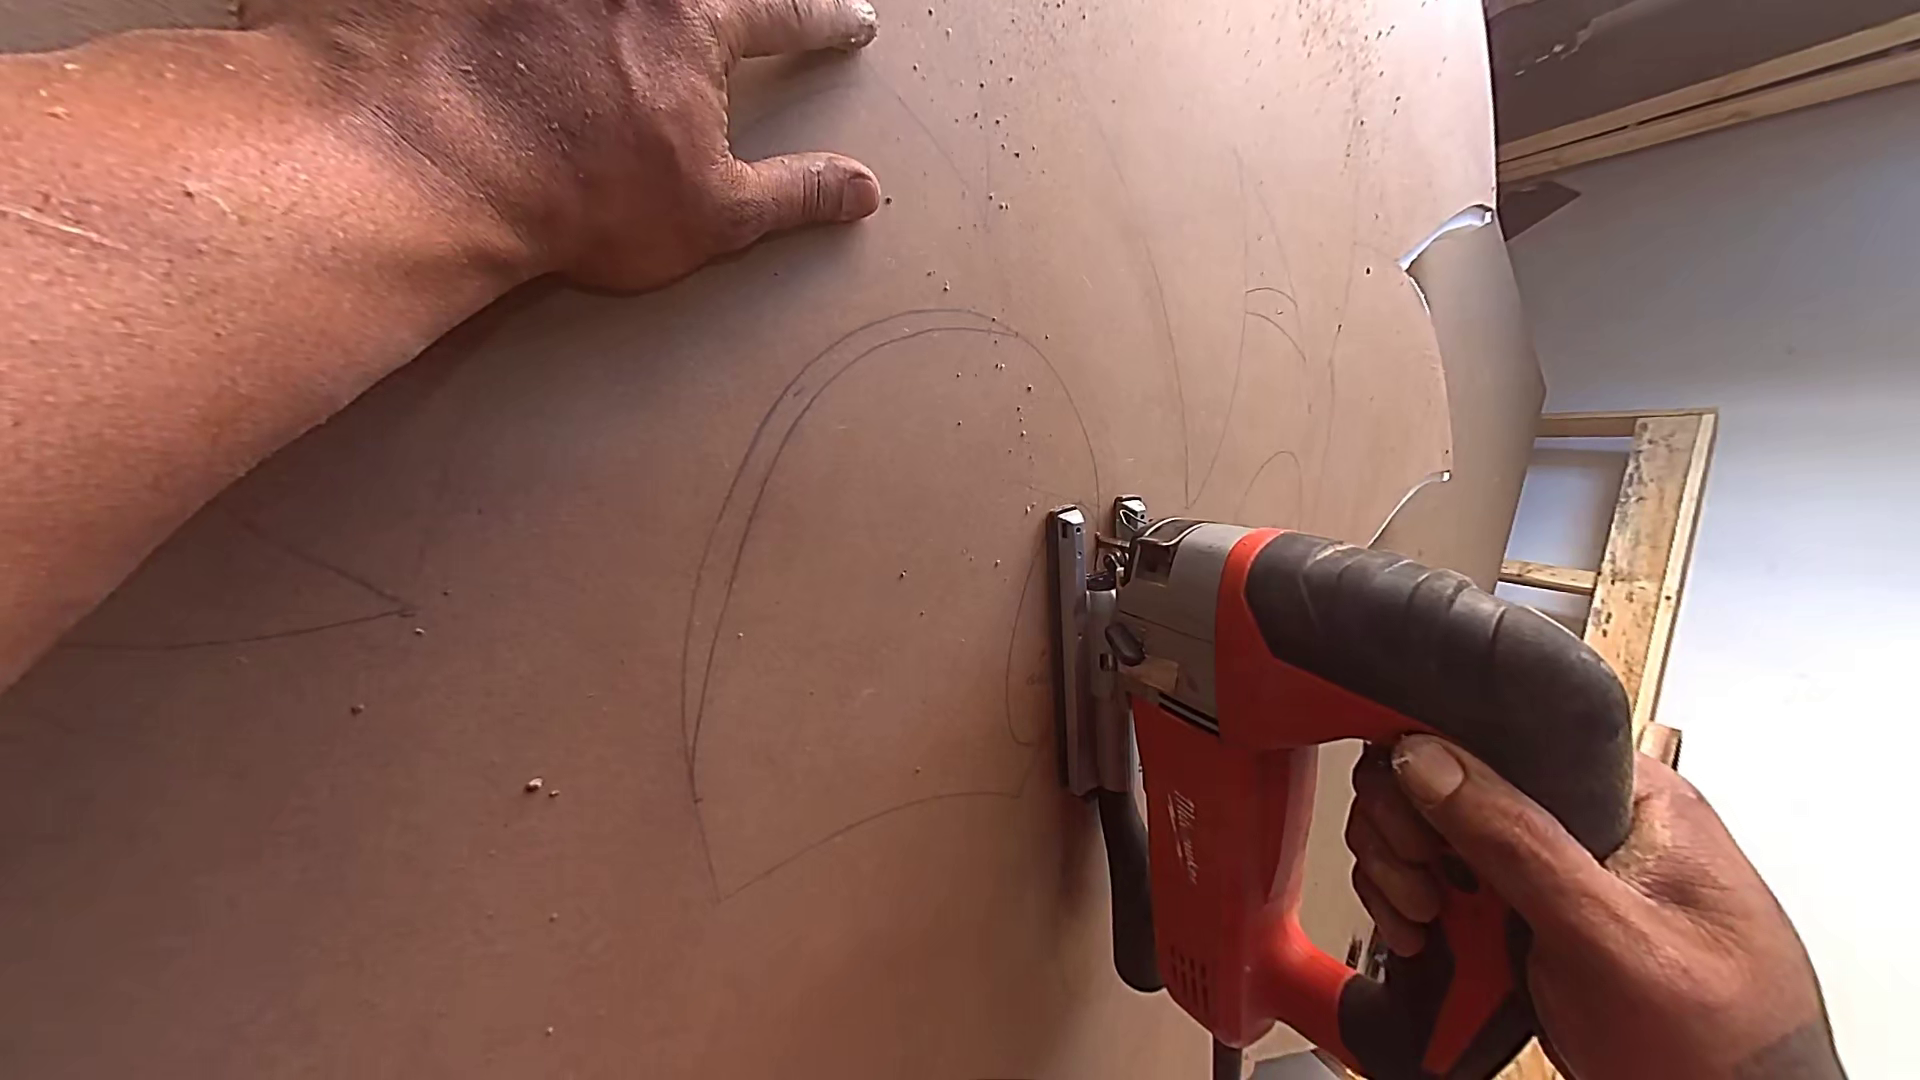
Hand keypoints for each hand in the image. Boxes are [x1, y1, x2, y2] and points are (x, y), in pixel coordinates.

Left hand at [245, 0, 883, 289]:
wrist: (445, 166)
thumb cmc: (591, 197)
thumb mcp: (719, 213)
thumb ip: (799, 194)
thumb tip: (867, 190)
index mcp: (690, 24)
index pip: (783, 15)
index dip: (827, 22)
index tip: (856, 22)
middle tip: (772, 3)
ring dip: (668, 2)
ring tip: (680, 14)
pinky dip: (564, 10)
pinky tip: (573, 20)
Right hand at [1347, 736, 1845, 1079]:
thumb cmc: (1728, 1057)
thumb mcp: (1618, 944)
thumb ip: (1520, 844)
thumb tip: (1424, 756)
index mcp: (1618, 794)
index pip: (1489, 731)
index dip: (1425, 756)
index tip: (1410, 811)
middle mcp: (1558, 811)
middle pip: (1429, 772)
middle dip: (1402, 827)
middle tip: (1418, 874)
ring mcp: (1521, 851)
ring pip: (1407, 816)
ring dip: (1393, 866)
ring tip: (1423, 915)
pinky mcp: (1490, 889)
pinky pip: (1409, 863)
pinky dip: (1394, 896)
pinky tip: (1420, 930)